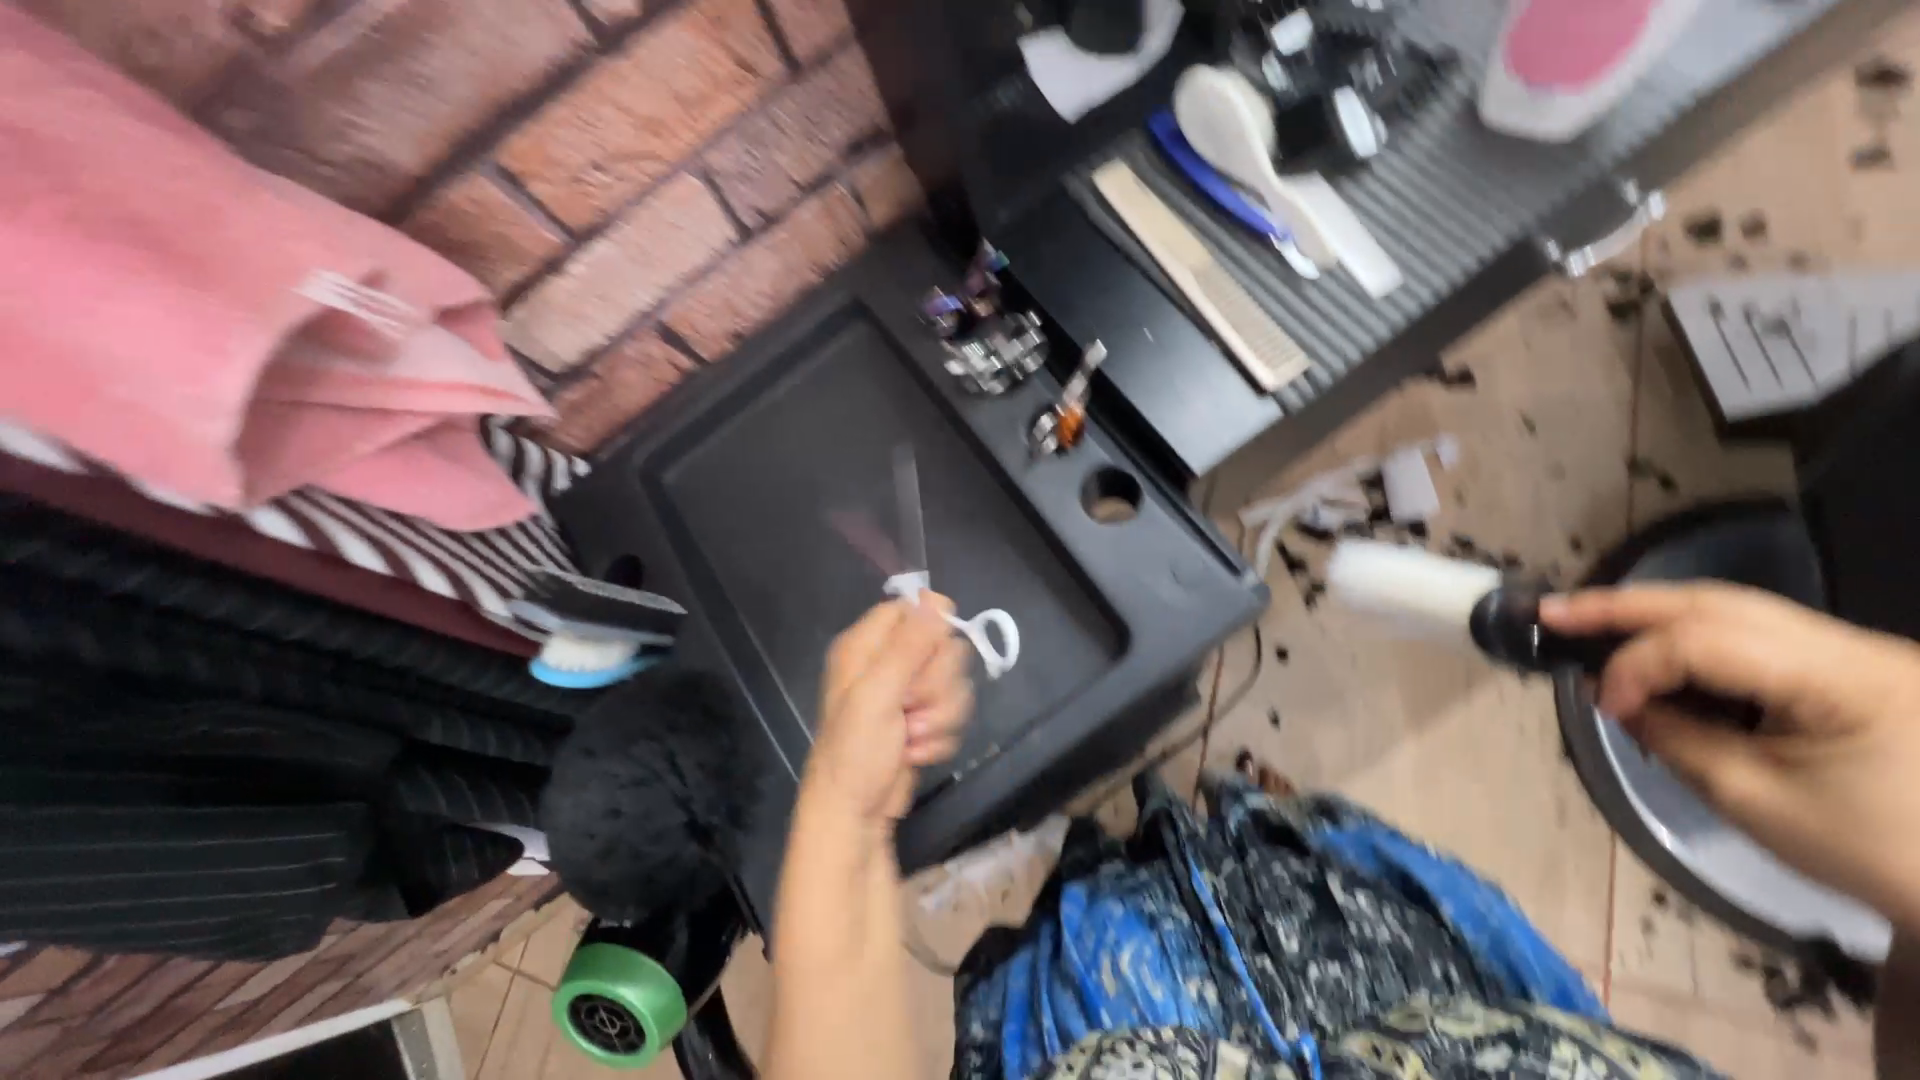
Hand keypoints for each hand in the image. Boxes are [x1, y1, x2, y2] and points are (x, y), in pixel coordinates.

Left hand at [804, 597, 974, 824]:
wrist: (856, 814)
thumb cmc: (855, 751)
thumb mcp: (877, 693)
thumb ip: (909, 645)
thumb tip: (936, 597)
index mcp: (864, 645)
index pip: (911, 610)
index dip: (929, 630)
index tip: (932, 655)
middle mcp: (885, 663)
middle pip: (942, 647)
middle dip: (937, 684)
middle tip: (910, 707)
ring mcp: (905, 694)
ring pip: (953, 683)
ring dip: (940, 716)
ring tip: (910, 737)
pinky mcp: (922, 721)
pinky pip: (952, 712)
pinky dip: (939, 736)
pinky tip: (916, 752)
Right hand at [1541, 583, 1919, 928]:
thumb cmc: (1867, 851)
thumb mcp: (1751, 797)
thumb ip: (1671, 733)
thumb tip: (1607, 694)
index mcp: (1844, 678)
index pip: (1706, 642)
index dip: (1638, 666)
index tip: (1602, 708)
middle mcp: (1853, 646)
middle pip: (1718, 603)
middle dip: (1627, 607)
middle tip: (1552, 614)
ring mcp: (1854, 652)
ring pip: (1732, 610)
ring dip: (1651, 614)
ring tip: (1582, 619)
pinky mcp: (1846, 667)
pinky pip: (1751, 636)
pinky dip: (1687, 637)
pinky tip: (1646, 647)